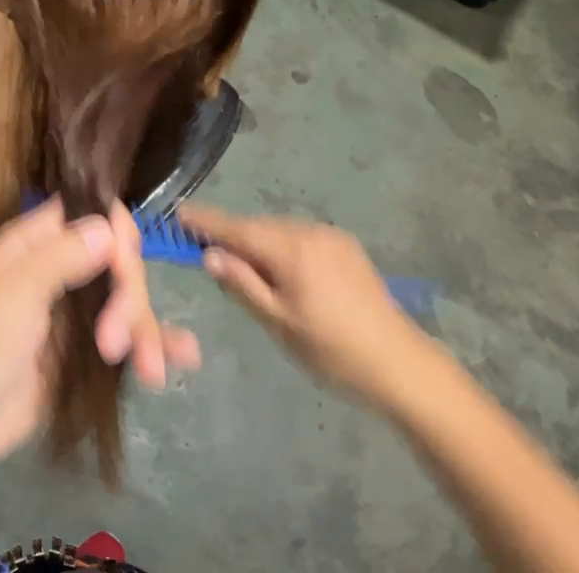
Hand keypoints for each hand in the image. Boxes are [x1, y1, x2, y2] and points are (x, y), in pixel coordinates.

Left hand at [0, 199, 198, 467]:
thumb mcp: (9, 301)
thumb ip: (58, 261)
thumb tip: (109, 225)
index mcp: (31, 247)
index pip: (89, 216)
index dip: (116, 236)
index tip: (123, 271)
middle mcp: (54, 273)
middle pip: (116, 264)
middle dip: (128, 300)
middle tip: (113, 345)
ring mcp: (69, 317)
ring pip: (125, 304)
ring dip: (145, 331)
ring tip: (151, 373)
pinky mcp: (79, 358)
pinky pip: (124, 341)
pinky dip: (153, 345)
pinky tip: (182, 357)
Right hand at [183, 205, 436, 413]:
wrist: (401, 365)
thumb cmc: (332, 350)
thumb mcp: (278, 322)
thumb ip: (242, 284)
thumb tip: (209, 255)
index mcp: (291, 249)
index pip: (237, 229)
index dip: (206, 222)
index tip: (178, 214)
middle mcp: (311, 233)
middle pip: (258, 227)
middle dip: (231, 235)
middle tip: (201, 248)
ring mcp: (332, 238)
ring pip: (279, 232)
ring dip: (256, 243)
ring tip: (238, 267)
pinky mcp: (346, 249)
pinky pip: (299, 239)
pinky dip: (279, 248)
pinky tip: (276, 271)